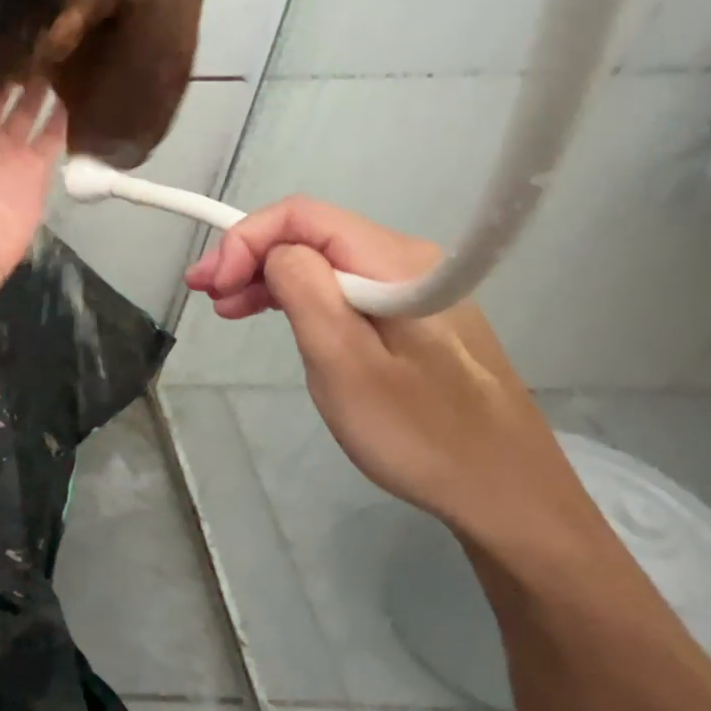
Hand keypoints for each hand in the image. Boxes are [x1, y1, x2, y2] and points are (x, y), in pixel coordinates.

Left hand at [0, 35, 66, 282]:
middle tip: (42, 29)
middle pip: (4, 91)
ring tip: (64, 46)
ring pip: (32, 107)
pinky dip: (67, 112)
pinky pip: (55, 134)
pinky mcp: (38, 167)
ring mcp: (13, 149)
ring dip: (45, 82)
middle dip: (18, 64)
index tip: (3, 22)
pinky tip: (81, 82)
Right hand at [183, 197, 590, 536]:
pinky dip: (298, 296)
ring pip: (323, 261)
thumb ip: (305, 292)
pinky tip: (275, 318)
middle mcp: (409, 261)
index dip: (245, 239)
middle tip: (204, 296)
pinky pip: (343, 288)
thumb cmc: (418, 433)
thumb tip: (274, 252)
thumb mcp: (345, 363)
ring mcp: (414, 289)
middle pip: (312, 233)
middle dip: (248, 255)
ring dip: (268, 277)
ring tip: (228, 311)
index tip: (211, 286)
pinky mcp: (415, 318)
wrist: (506, 495)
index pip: (302, 216)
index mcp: (396, 263)